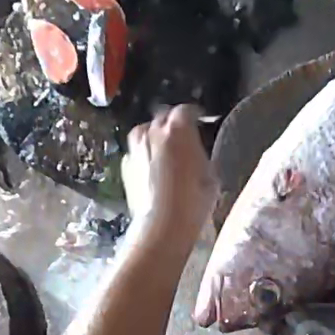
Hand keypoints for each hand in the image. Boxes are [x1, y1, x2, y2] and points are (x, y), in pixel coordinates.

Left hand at [122, 105, 215, 249]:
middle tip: (183, 138)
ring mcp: (135, 148)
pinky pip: (136, 153)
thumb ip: (201, 154)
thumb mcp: (210, 174)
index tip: (201, 123)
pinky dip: (144, 156)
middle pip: (163, 118)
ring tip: (164, 151)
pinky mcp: (125, 167)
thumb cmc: (194, 199)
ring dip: (154, 137)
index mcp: (178, 128)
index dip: (195, 116)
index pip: (187, 111)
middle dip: (173, 125)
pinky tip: (151, 170)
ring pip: (144, 133)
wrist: (162, 224)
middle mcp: (152, 131)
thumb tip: (196, 152)